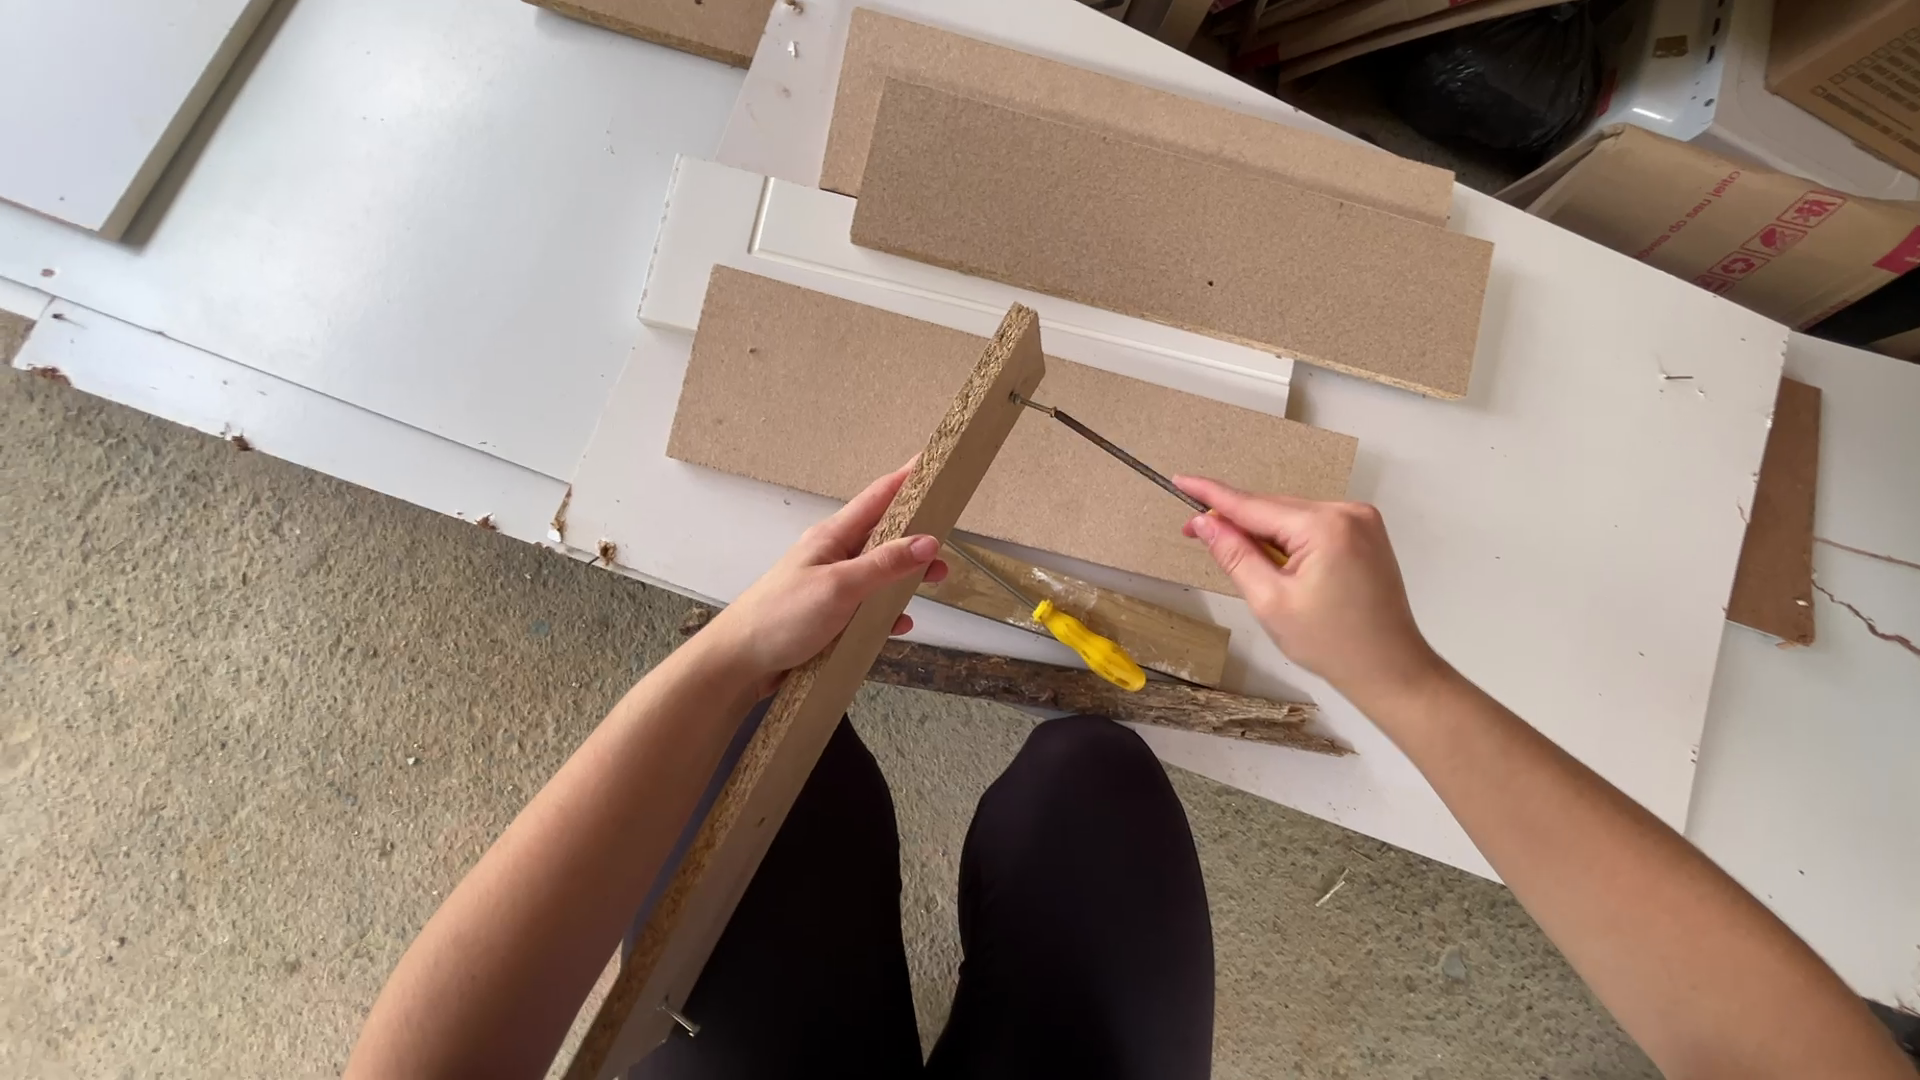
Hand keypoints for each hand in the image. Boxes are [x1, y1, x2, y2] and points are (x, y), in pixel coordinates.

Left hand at [704, 462, 947, 694]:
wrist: (740, 662)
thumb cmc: (780, 618)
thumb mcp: (839, 588)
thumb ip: (884, 565)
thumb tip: (926, 542)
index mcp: (833, 537)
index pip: (879, 496)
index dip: (908, 478)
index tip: (935, 463)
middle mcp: (834, 555)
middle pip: (884, 534)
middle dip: (917, 533)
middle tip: (946, 537)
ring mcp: (832, 584)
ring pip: (880, 572)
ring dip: (907, 575)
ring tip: (935, 578)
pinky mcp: (830, 614)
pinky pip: (868, 606)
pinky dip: (887, 611)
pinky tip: (898, 623)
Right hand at [1175, 476, 1443, 704]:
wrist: (1390, 668)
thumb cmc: (1329, 643)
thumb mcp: (1269, 600)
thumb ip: (1234, 554)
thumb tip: (1204, 522)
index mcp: (1324, 527)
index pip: (1252, 504)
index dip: (1211, 494)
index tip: (1180, 480)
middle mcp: (1347, 511)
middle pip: (1272, 508)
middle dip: (1233, 520)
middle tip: (1194, 534)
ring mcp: (1361, 520)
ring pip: (1290, 516)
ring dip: (1260, 532)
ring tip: (1240, 561)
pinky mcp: (1365, 533)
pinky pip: (1310, 525)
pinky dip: (1286, 538)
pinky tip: (1274, 562)